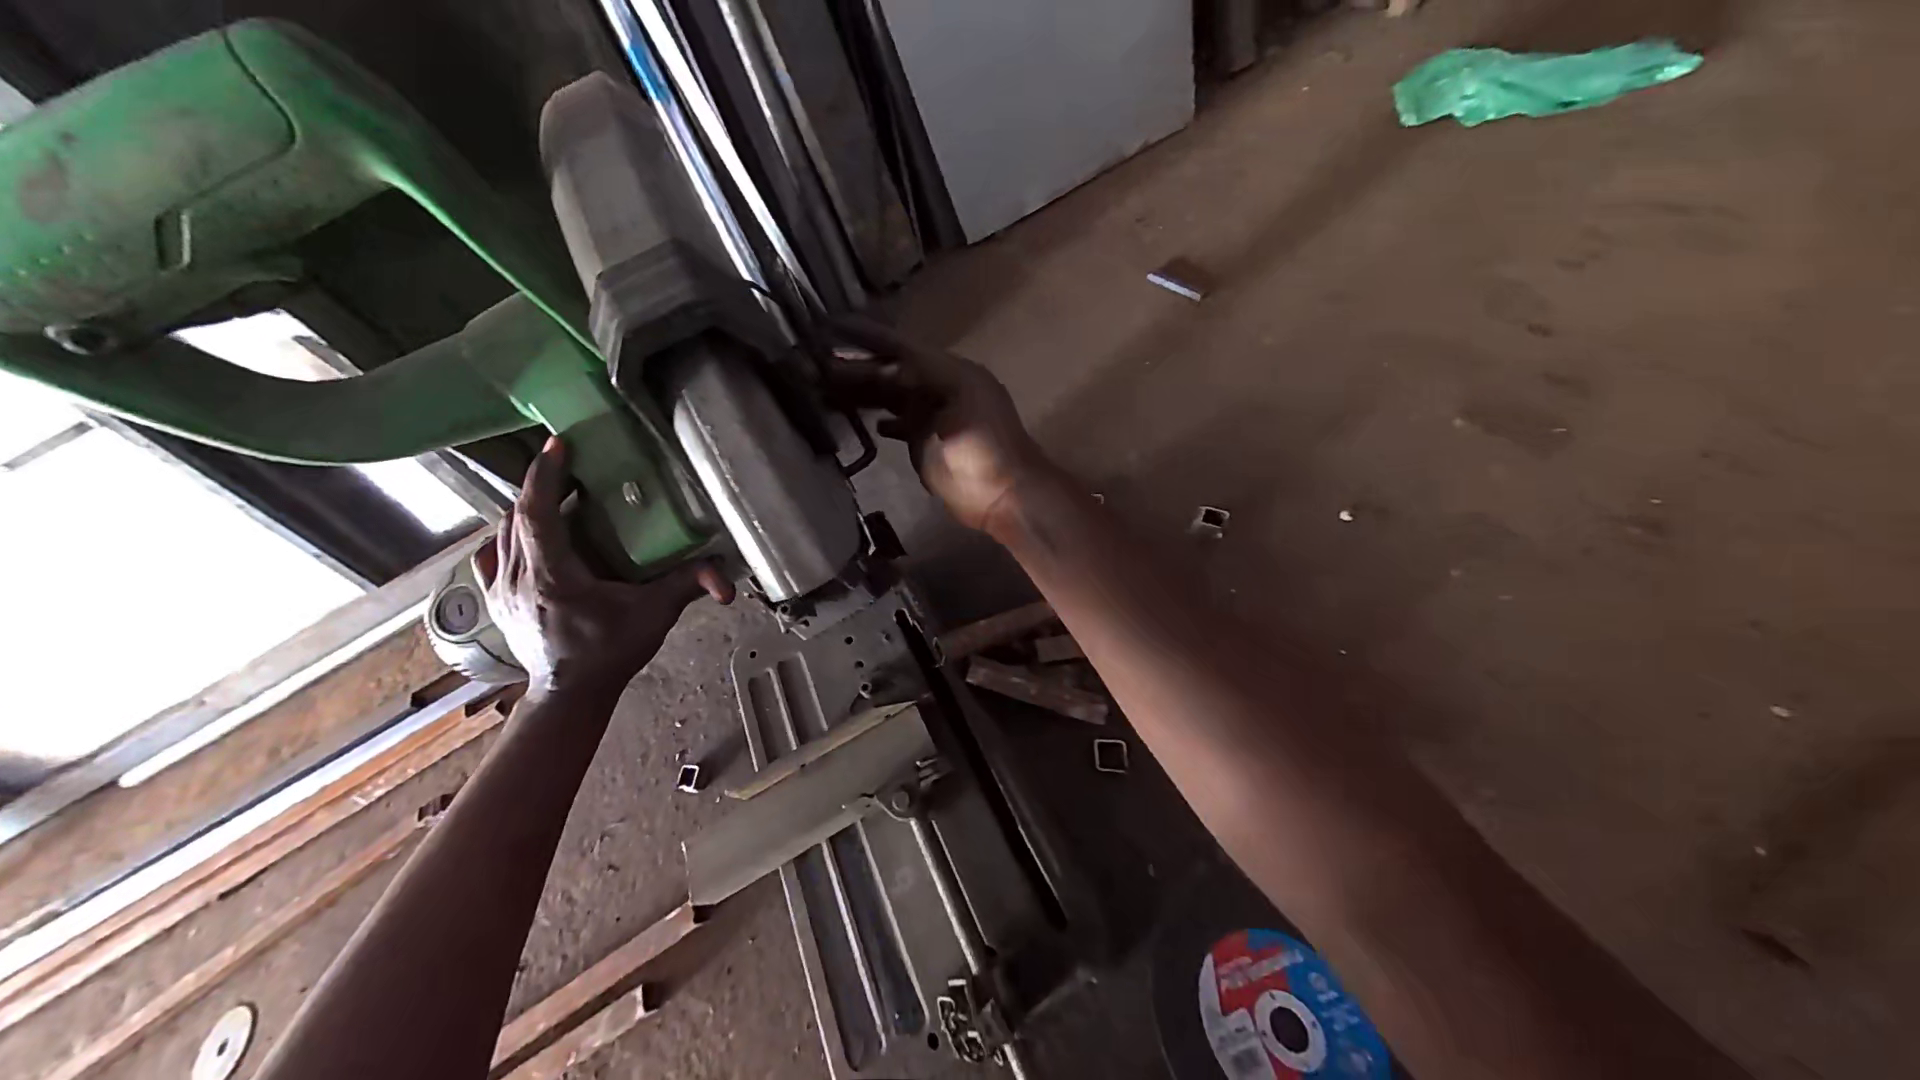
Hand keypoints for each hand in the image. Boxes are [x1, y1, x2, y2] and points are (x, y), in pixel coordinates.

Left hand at [473, 436, 733, 697]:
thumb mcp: (654, 617)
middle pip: (517, 516)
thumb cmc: (611, 652)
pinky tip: (521, 530)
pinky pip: (491, 555)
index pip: (538, 514)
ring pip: (502, 532)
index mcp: (553, 578)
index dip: (546, 476)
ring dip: (525, 506)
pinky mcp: (495, 602)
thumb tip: (726, 581)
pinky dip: (506, 533)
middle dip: (539, 483)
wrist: (571, 694)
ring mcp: (500, 591)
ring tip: (552, 490)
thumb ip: (687, 588)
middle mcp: (518, 579)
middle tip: (566, 462)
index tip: (559, 444)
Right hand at [830, 317, 1047, 531]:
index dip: (868, 337)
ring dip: (863, 392)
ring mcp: (935, 417)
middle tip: (816, 364)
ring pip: (892, 396)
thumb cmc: (984, 448)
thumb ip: (923, 376)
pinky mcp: (929, 444)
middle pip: (892, 372)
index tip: (833, 326)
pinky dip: (885, 420)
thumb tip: (885, 365)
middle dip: (856, 368)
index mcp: (950, 372)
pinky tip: (871, 422)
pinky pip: (902, 424)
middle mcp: (940, 388)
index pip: (902, 347)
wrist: (1005, 496)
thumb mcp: (960, 398)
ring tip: (826, 389)